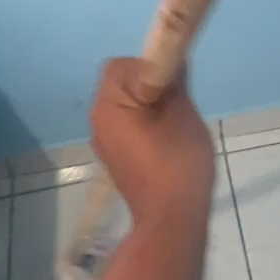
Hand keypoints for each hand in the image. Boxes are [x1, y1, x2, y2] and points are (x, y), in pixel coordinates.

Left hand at [89, 58, 214, 231]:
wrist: (170, 220)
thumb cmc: (176, 160)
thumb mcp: (181, 111)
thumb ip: (173, 80)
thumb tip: (172, 60)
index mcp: (108, 105)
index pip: (122, 65)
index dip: (150, 66)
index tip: (173, 83)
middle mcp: (98, 119)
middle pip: (122, 83)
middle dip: (151, 85)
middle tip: (177, 104)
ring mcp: (104, 141)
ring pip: (127, 105)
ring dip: (150, 105)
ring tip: (175, 125)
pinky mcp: (115, 157)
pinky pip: (128, 125)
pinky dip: (146, 124)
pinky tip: (167, 143)